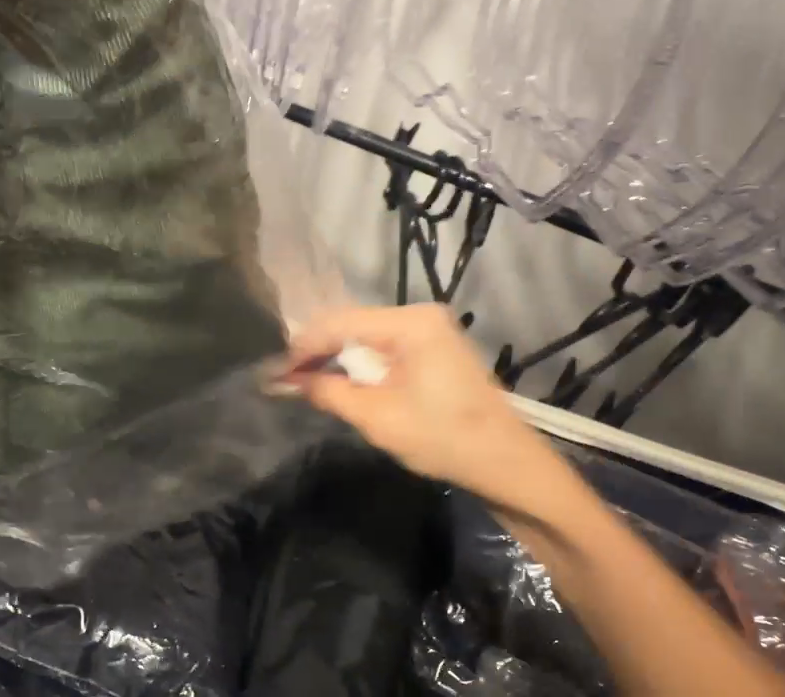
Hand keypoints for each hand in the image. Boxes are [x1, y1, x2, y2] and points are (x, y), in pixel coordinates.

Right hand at [282, 304, 544, 496]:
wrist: (512, 469)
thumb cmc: (444, 439)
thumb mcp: (377, 418)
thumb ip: (327, 392)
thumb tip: (285, 381)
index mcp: (409, 322)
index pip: (338, 322)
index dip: (301, 347)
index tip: (273, 372)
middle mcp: (418, 315)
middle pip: (349, 324)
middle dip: (315, 351)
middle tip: (284, 378)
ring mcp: (429, 331)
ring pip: (363, 336)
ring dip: (334, 358)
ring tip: (303, 380)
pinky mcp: (433, 350)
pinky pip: (382, 348)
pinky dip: (358, 364)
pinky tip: (338, 381)